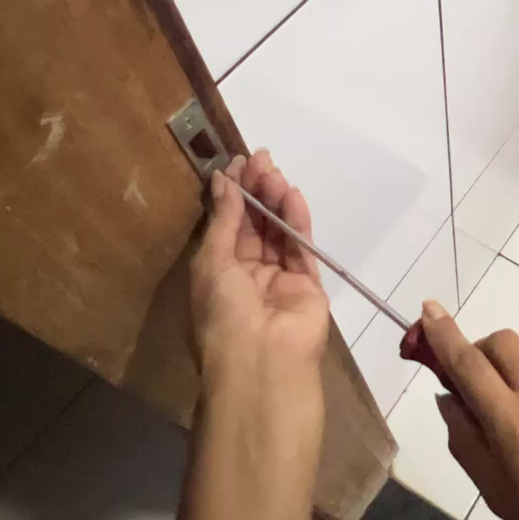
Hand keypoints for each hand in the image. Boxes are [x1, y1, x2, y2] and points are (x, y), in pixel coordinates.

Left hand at [188, 151, 329, 395]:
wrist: (262, 360)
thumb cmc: (222, 314)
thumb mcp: (211, 263)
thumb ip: (223, 221)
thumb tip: (224, 182)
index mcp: (216, 272)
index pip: (226, 225)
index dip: (231, 194)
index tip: (237, 162)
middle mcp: (247, 272)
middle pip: (254, 223)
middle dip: (256, 191)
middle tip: (262, 159)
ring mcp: (279, 277)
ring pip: (278, 230)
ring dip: (276, 200)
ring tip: (276, 172)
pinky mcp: (307, 281)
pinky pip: (301, 246)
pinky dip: (298, 220)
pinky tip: (293, 195)